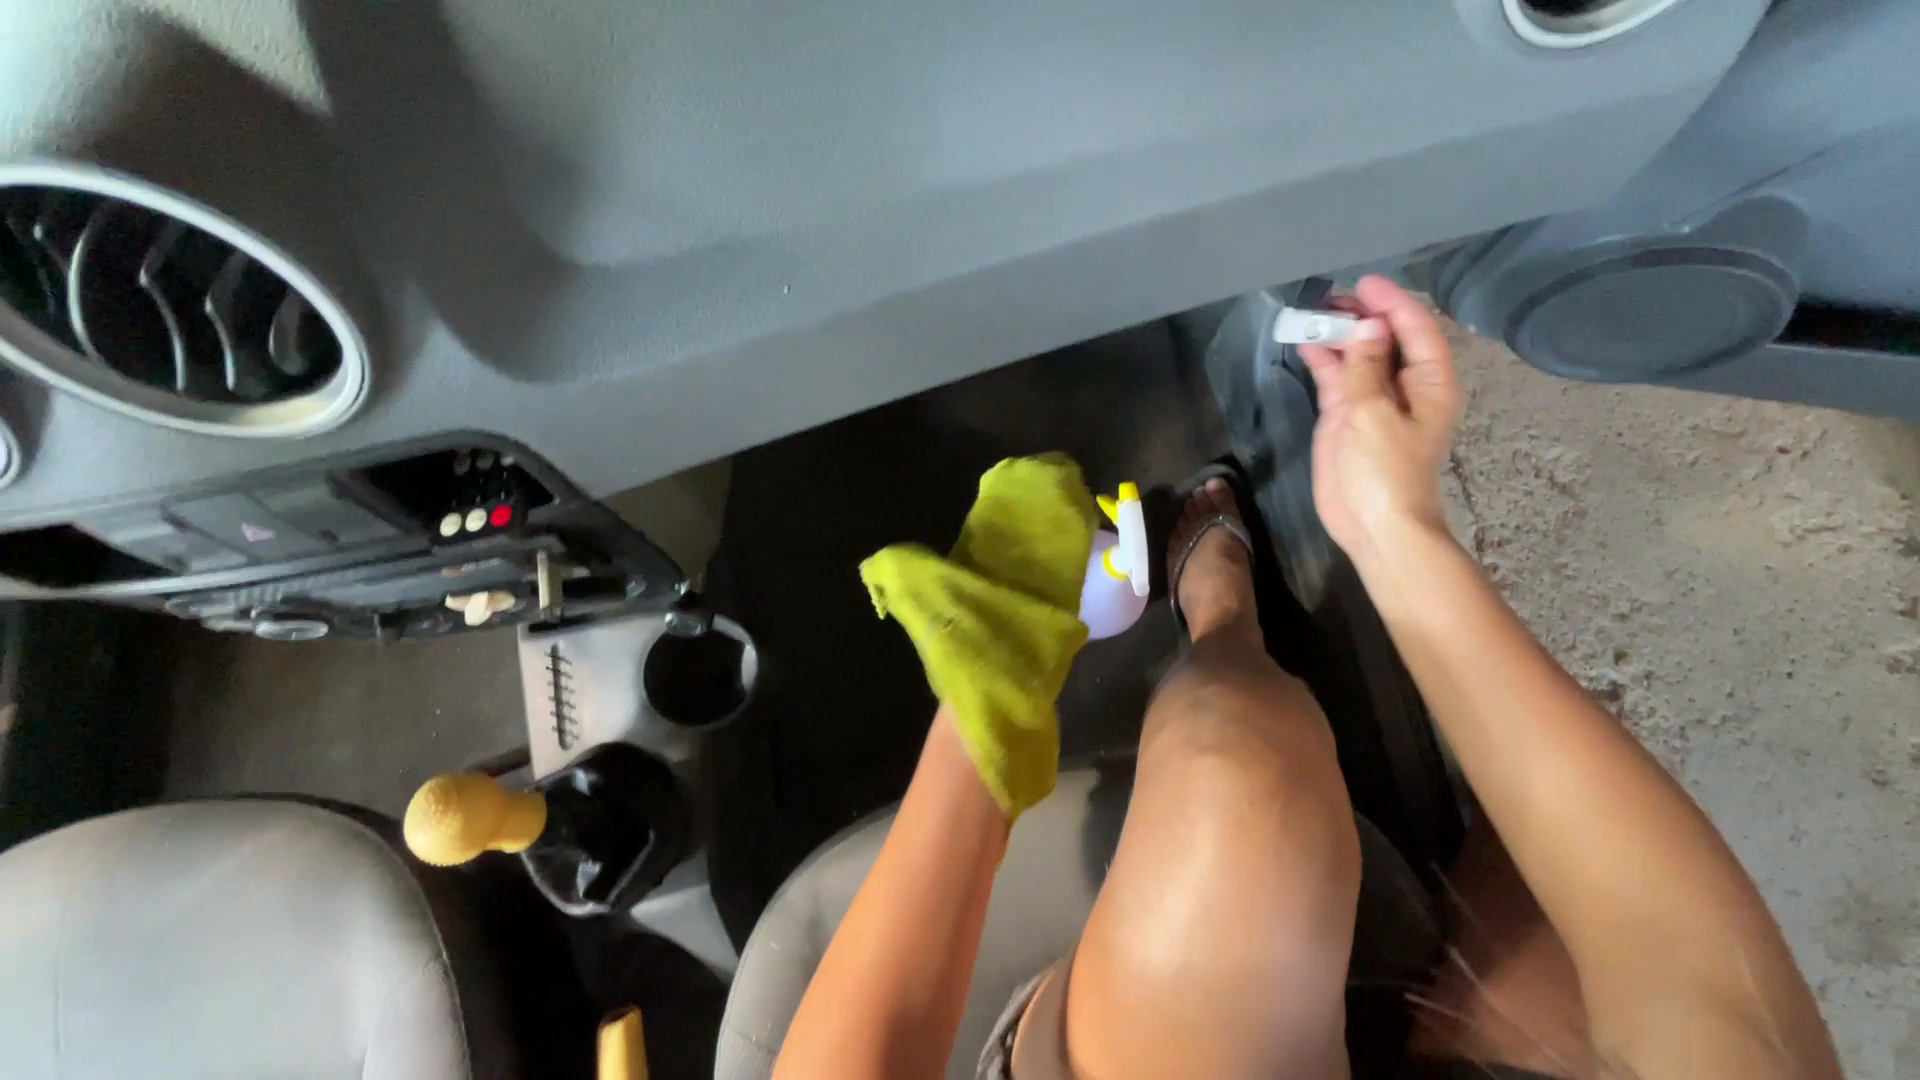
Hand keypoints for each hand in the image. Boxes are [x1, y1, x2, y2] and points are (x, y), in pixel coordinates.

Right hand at [1297, 275, 1461, 567]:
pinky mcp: (1346, 419)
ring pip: (1357, 357)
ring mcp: (1373, 402)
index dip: (1392, 303)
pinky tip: (1305, 344)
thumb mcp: (1373, 413)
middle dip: (1362, 315)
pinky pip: (1337, 379)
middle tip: (1331, 296)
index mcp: (1429, 382)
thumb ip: (1365, 366)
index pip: (1415, 330)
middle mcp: (1404, 386)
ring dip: (1338, 335)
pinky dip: (1323, 361)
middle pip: (1386, 339)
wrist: (1375, 524)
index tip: (1363, 283)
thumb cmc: (1384, 470)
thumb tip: (1366, 325)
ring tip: (1312, 313)